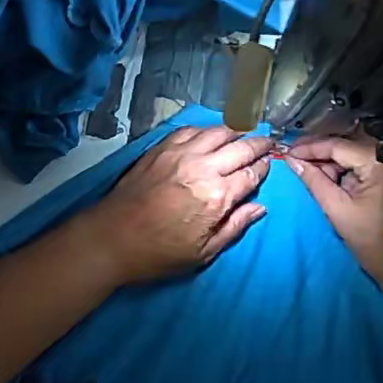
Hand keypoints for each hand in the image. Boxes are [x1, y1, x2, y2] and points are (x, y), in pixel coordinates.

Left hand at [73, 126, 272, 284]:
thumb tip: (259, 207)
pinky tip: (210, 134)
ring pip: (217, 131)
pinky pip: (191, 129)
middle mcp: (203, 167)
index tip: (270, 164)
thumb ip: (234, 226)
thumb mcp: (203, 252)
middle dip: (258, 144)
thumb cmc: (159, 252)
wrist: (112, 236)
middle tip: (268, 142)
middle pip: (240, 147)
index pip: (251, 174)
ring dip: (235, 132)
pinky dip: (206, 129)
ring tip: (243, 134)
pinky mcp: (161, 147)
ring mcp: (180, 153)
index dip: (264, 168)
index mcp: (217, 196)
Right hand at [284, 133, 382, 284]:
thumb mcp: (337, 209)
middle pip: (349, 139)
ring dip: (334, 155)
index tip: (287, 152)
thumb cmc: (373, 241)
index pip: (337, 144)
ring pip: (358, 145)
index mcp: (381, 160)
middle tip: (296, 157)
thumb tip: (291, 159)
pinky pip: (369, 155)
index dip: (309, 147)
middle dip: (321, 148)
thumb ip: (313, 180)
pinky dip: (349, 162)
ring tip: (312, 169)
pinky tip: (332, 174)